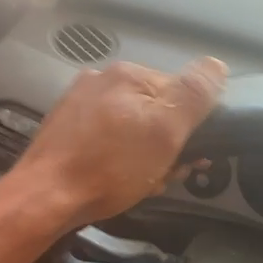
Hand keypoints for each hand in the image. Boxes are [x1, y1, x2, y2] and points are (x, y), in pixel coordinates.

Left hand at [10, 57, 226, 227]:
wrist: (45, 197)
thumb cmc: (111, 166)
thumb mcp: (165, 131)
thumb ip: (194, 94)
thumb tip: (217, 64)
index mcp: (128, 73)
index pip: (179, 92)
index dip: (190, 127)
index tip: (189, 156)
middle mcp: (100, 79)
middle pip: (153, 111)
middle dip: (164, 145)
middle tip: (162, 175)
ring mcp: (77, 104)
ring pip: (129, 128)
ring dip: (143, 155)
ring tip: (138, 183)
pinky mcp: (63, 130)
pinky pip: (105, 140)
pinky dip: (116, 159)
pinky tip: (113, 181)